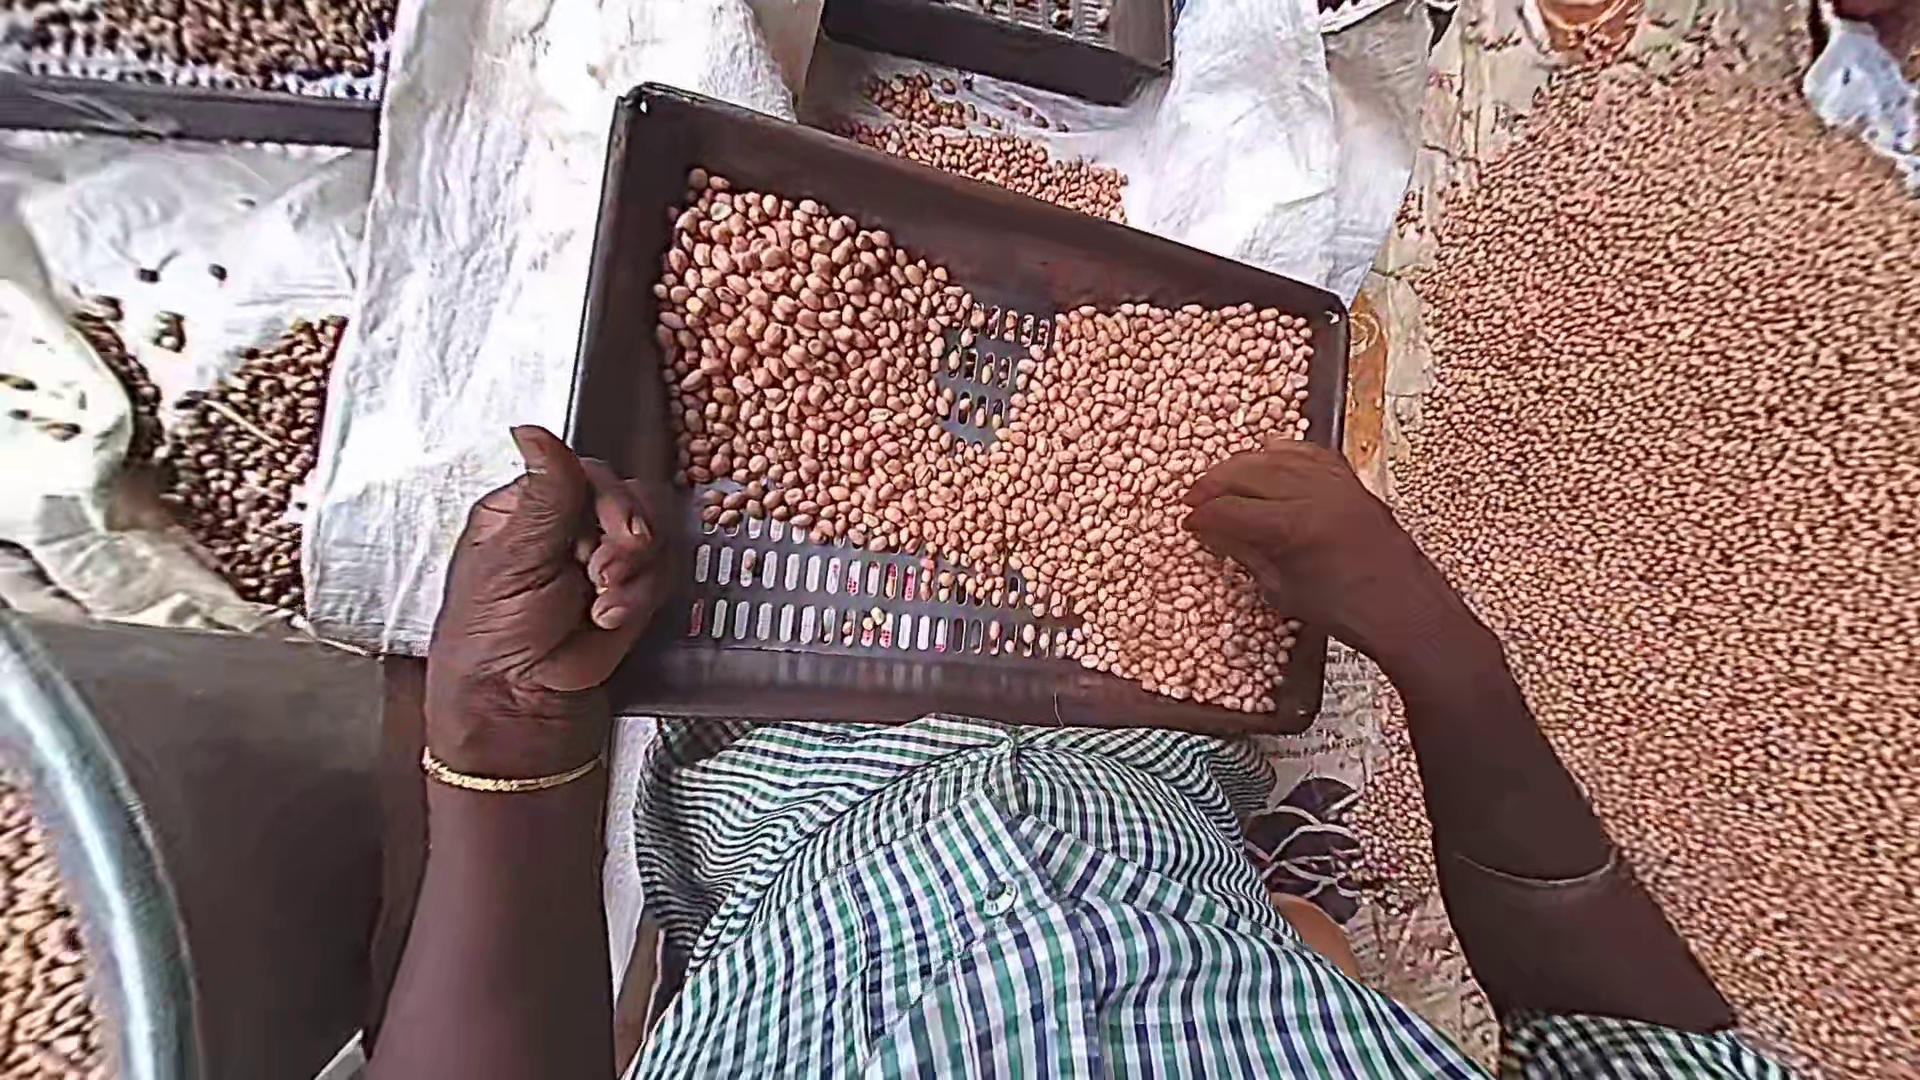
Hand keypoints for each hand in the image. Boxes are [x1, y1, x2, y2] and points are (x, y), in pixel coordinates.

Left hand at [425, 426, 669, 777]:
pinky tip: (611, 617)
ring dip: (636, 573)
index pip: (590, 475)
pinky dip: (642, 596)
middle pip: (632, 501)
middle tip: (608, 573)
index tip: (619, 529)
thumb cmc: (495, 632)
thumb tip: (533, 432)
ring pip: (655, 536)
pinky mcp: (635, 585)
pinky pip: (663, 571)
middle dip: (628, 540)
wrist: (525, 697)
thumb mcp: (514, 561)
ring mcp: (608, 555)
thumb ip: (544, 497)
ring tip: (602, 605)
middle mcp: (575, 525)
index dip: (613, 499)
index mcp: (533, 508)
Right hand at [1179, 442, 1474, 667]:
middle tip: (1194, 499)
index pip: (1229, 509)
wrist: (1407, 614)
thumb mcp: (1280, 589)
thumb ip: (1243, 552)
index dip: (1202, 516)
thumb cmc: (1345, 612)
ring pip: (1275, 456)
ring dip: (1241, 464)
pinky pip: (1311, 454)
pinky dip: (1283, 453)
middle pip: (1246, 473)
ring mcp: (1337, 485)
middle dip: (1212, 484)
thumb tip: (1210, 532)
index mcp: (1293, 527)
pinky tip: (1267, 457)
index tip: (1189, 523)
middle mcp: (1314, 495)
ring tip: (1221, 478)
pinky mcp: (1352, 484)